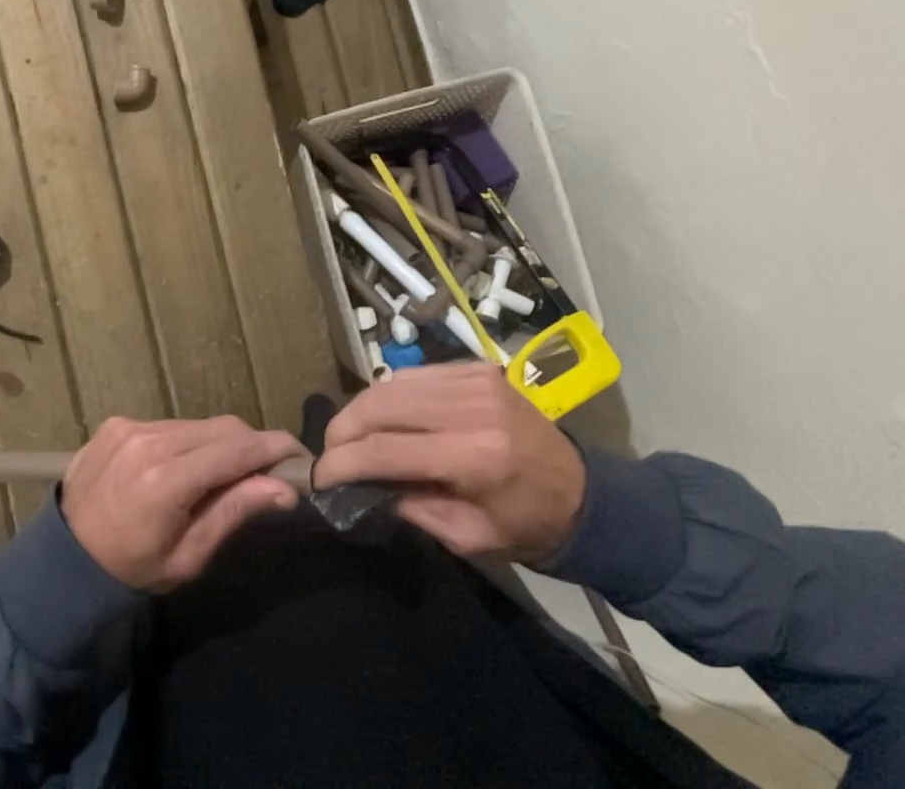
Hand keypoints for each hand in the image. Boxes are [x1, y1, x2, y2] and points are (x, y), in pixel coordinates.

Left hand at [63, 416, 306, 590]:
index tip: (302, 458)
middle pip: (224, 428)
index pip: (238, 449)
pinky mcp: (116, 423)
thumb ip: (234, 512)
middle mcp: (148, 441)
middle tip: (268, 471)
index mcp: (166, 480)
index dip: (276, 448)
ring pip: (198, 423)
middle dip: (253, 445)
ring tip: (222, 474)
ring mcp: (129, 427)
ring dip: (220, 443)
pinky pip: (170, 424)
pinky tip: (183, 467)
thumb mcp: (188, 556)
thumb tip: (285, 487)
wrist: (64, 558)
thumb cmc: (131, 567)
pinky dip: (188, 441)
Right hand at [311, 362, 585, 561]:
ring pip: (390, 384)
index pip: (384, 449)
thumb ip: (407, 506)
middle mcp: (473, 407)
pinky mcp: (478, 368)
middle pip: (379, 405)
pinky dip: (388, 396)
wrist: (584, 494)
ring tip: (349, 438)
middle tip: (329, 456)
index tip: (319, 478)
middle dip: (342, 431)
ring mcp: (476, 380)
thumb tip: (357, 484)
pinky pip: (414, 375)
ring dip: (360, 411)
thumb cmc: (524, 526)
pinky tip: (383, 419)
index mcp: (475, 456)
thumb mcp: (464, 536)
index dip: (341, 462)